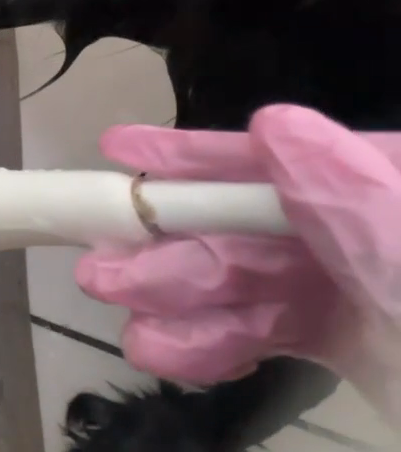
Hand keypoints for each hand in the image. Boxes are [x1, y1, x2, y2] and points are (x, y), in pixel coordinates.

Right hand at [75, 105, 400, 421]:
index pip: (325, 161)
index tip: (126, 150)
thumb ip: (373, 217)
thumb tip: (280, 125)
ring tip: (132, 331)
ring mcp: (382, 303)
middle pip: (274, 227)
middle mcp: (392, 252)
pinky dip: (215, 340)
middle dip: (186, 253)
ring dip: (184, 303)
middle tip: (107, 275)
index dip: (221, 155)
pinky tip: (168, 353)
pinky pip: (273, 328)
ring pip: (261, 281)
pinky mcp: (365, 350)